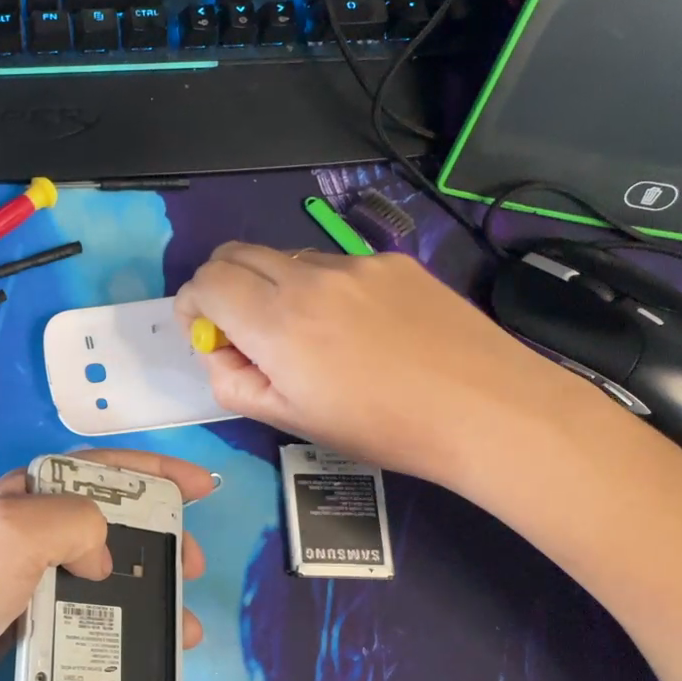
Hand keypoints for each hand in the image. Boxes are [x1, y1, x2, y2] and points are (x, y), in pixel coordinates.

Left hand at [0, 450, 214, 680]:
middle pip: (114, 521)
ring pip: (107, 572)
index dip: (157, 470)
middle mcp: (36, 526)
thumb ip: (78, 523)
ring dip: (149, 590)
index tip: (204, 487)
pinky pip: (89, 612)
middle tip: (194, 565)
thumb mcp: (22, 529)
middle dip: (161, 537)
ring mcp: (32, 572)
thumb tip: (102, 558)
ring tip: (183, 619)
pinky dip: (121, 624)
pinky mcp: (30, 615)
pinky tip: (145, 646)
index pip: (107, 469)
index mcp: (34, 492)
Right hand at [173, 244, 598, 486]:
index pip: (206, 281)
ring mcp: (354, 264)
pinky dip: (320, 287)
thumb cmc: (380, 427)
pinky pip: (333, 264)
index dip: (191, 304)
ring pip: (284, 257)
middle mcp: (308, 278)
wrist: (490, 410)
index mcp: (275, 321)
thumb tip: (218, 350)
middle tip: (238, 326)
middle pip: (235, 253)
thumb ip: (231, 380)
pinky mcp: (393, 262)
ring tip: (307, 333)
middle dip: (220, 285)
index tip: (205, 331)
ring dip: (271, 285)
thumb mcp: (287, 419)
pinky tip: (358, 327)